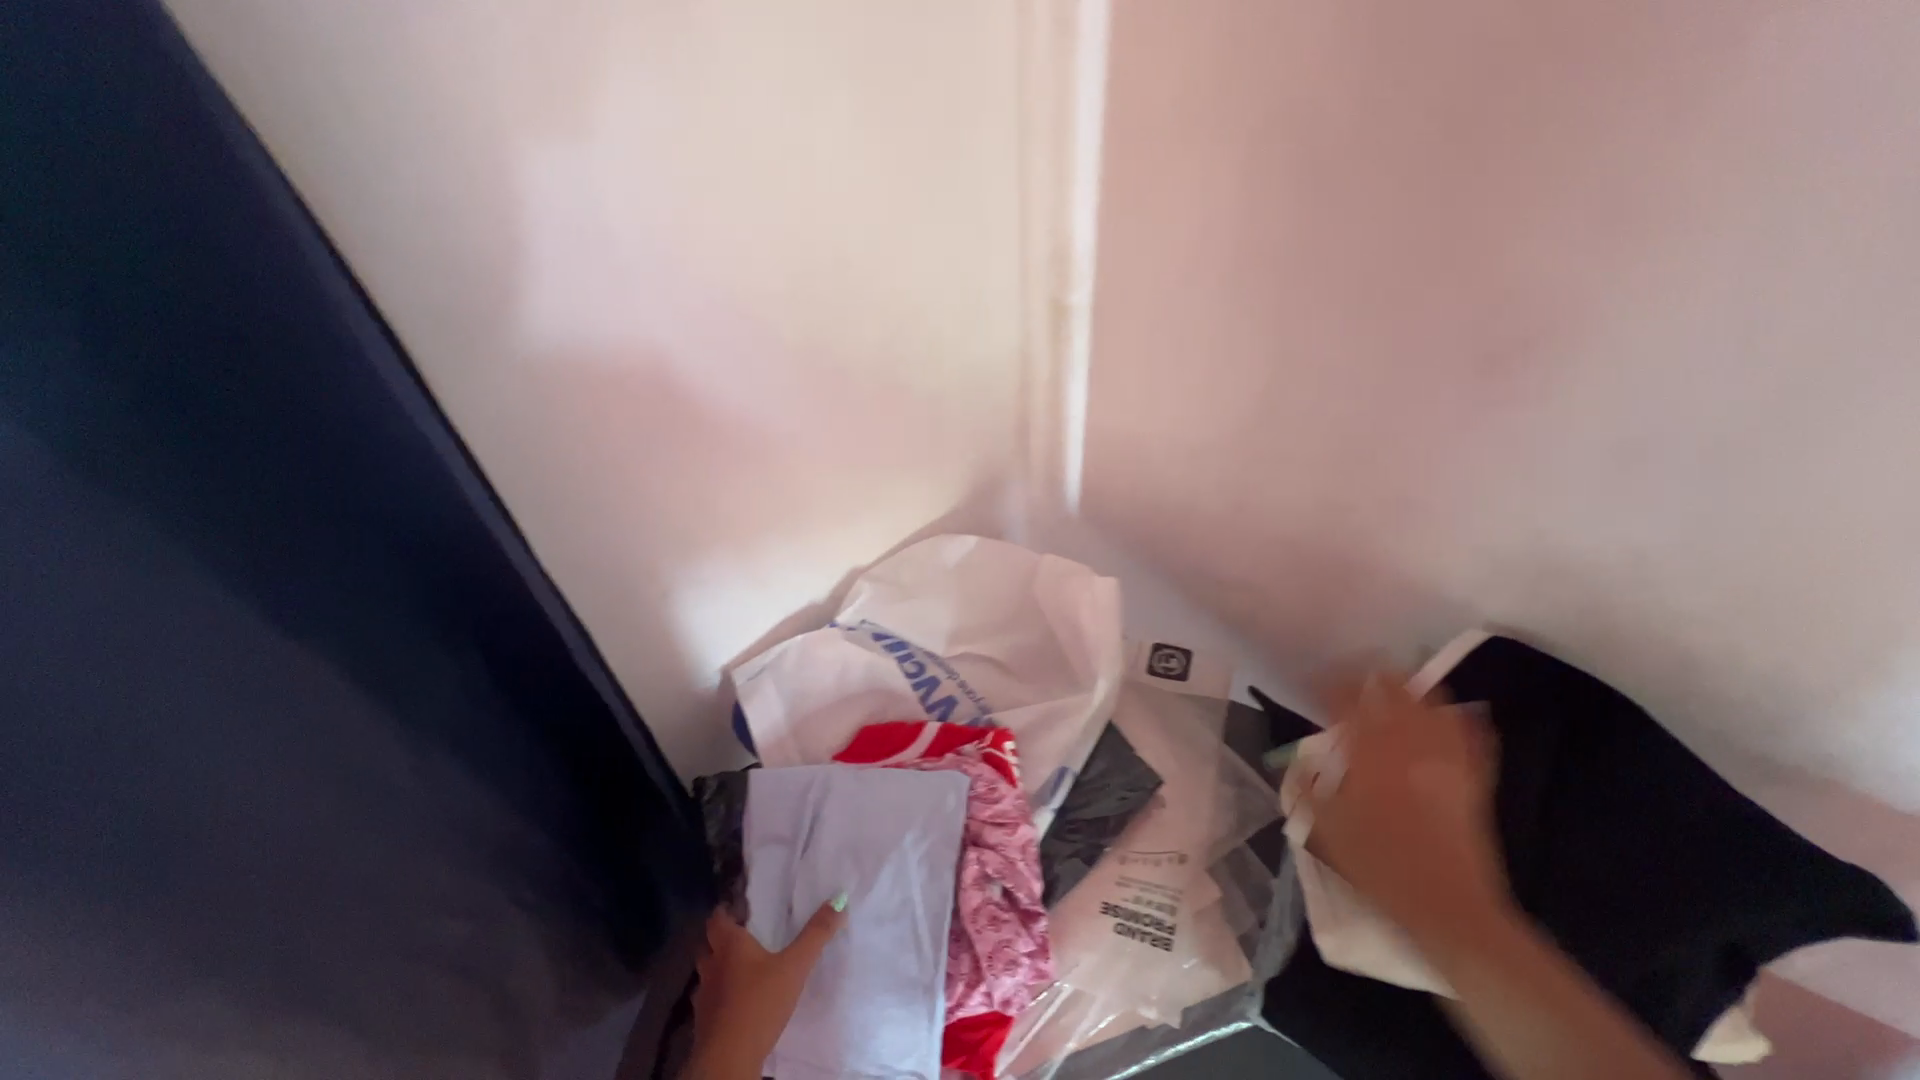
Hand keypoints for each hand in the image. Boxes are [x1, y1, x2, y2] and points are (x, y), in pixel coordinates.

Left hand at [685, 899, 846, 1079]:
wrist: (730, 1057)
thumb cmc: (760, 1002)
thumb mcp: (795, 966)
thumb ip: (816, 934)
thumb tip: (839, 901)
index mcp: (730, 946)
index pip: (716, 919)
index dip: (724, 912)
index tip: (738, 910)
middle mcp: (712, 965)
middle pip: (707, 944)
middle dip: (720, 939)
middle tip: (742, 937)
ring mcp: (704, 995)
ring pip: (706, 972)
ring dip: (718, 967)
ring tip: (740, 969)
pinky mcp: (703, 1021)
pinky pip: (708, 999)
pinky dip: (718, 995)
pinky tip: (735, 1002)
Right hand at [1298, 670, 1509, 945]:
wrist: (1449, 908)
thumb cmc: (1381, 872)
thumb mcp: (1328, 833)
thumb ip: (1309, 791)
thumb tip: (1302, 762)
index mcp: (1367, 759)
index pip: (1347, 703)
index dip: (1330, 684)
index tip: (1316, 680)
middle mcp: (1407, 749)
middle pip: (1392, 693)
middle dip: (1372, 676)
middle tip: (1356, 672)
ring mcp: (1444, 761)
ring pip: (1431, 706)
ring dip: (1412, 688)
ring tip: (1397, 680)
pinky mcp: (1472, 778)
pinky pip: (1470, 736)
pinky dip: (1460, 718)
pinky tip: (1452, 712)